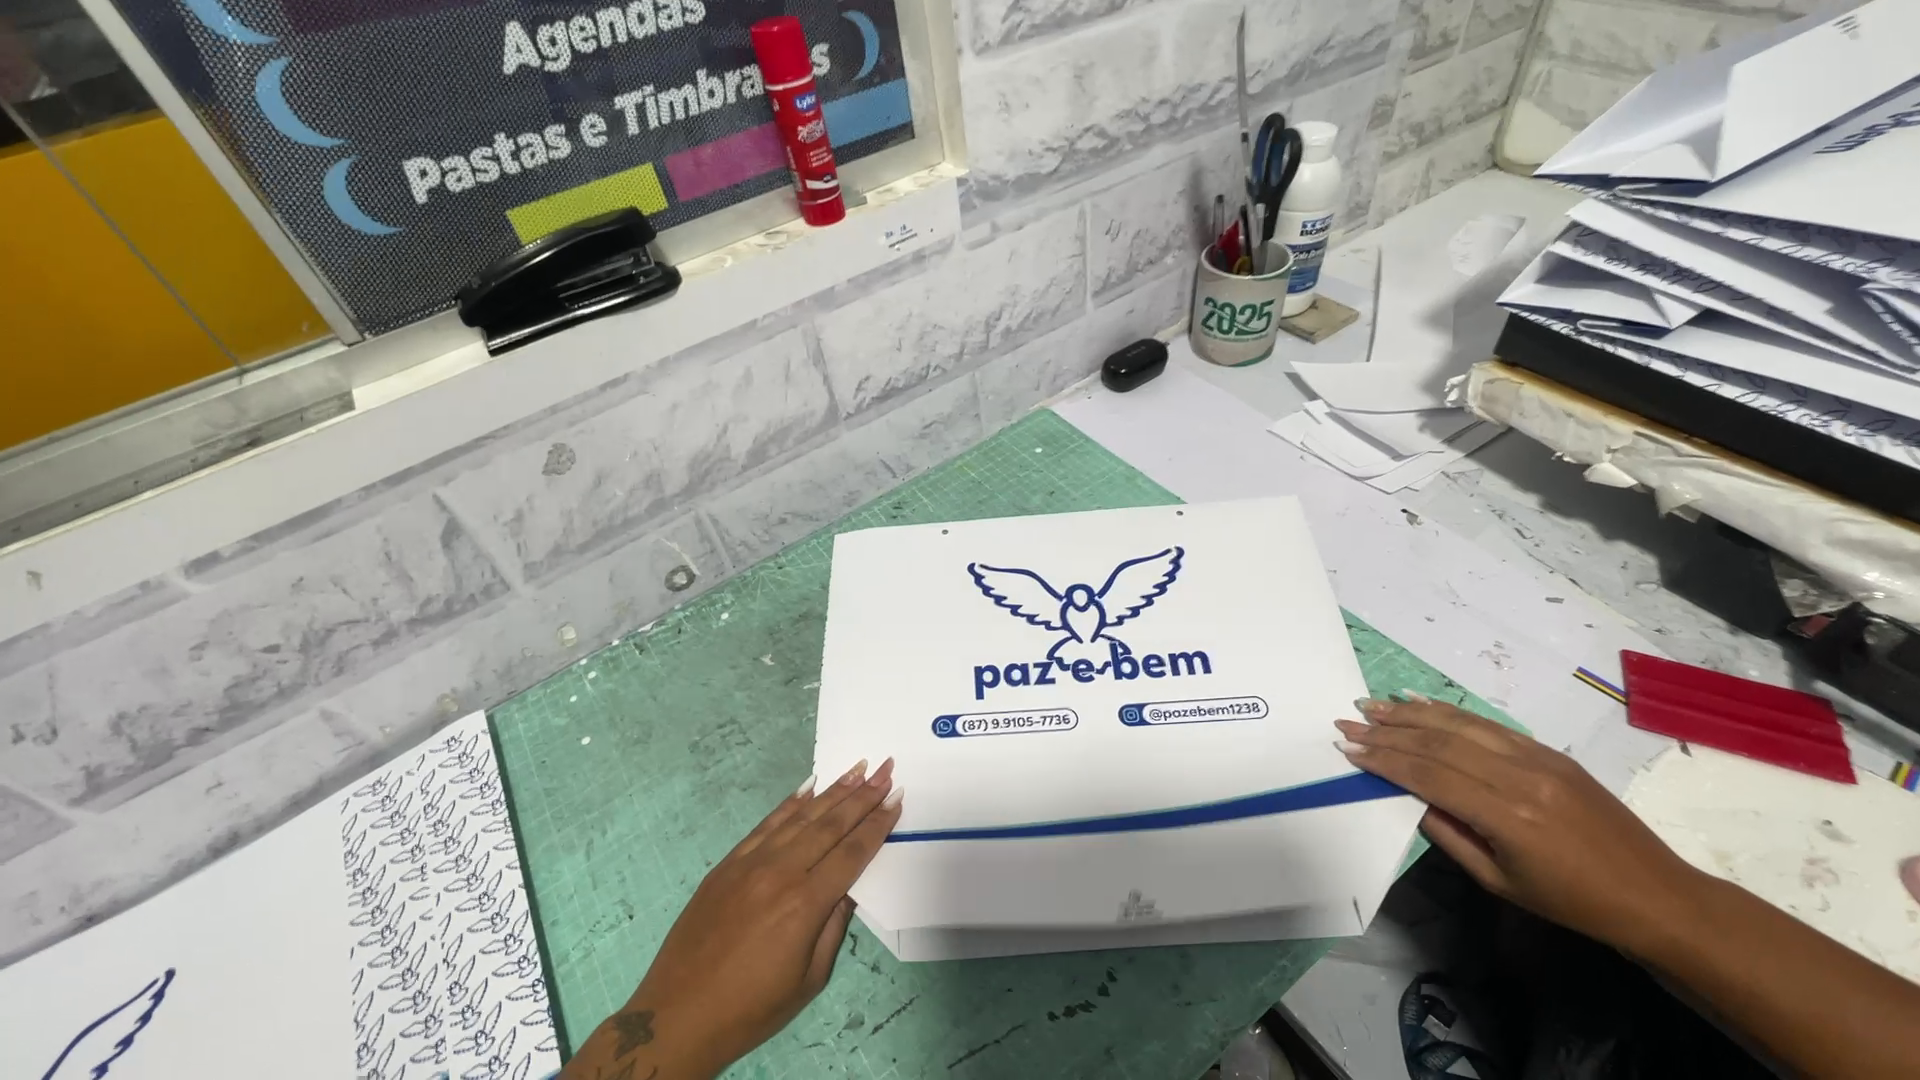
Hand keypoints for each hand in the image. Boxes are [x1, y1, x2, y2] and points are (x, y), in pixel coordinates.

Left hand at [563, 759, 902, 1079]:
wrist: (678, 1015)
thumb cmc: (752, 1008)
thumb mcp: (809, 978)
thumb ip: (834, 926)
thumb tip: (848, 886)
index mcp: (805, 904)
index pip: (852, 852)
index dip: (878, 824)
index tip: (896, 797)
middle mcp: (780, 873)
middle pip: (830, 825)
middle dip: (862, 795)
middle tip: (885, 767)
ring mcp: (750, 863)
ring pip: (800, 817)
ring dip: (832, 791)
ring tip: (857, 769)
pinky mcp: (727, 864)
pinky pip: (766, 824)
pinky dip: (790, 803)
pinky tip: (809, 787)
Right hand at [1335, 697, 1698, 955]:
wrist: (1656, 894)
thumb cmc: (1572, 901)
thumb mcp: (1498, 880)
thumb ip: (1448, 834)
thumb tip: (1408, 796)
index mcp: (1508, 816)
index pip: (1430, 776)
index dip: (1384, 760)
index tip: (1347, 748)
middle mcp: (1520, 777)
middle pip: (1439, 743)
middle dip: (1387, 731)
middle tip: (1347, 720)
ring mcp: (1538, 758)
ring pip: (1461, 725)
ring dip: (1411, 714)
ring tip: (1372, 706)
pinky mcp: (1548, 752)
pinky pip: (1488, 724)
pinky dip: (1448, 711)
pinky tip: (1420, 703)